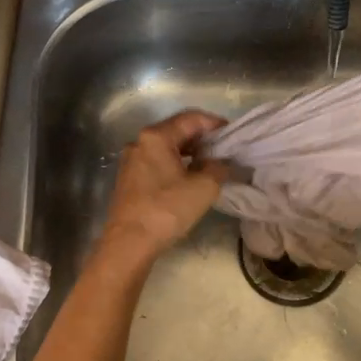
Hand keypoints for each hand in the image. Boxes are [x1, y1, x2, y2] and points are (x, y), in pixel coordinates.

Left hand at [96, 110, 228, 268]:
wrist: (129, 242)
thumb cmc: (167, 210)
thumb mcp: (204, 187)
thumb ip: (218, 168)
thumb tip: (221, 162)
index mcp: (156, 137)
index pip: (191, 118)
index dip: (215, 123)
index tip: (233, 134)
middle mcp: (139, 142)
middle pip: (175, 130)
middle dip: (201, 138)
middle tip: (223, 150)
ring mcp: (130, 161)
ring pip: (165, 148)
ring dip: (188, 152)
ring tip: (209, 165)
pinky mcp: (128, 179)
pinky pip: (155, 162)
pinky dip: (174, 164)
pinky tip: (187, 178)